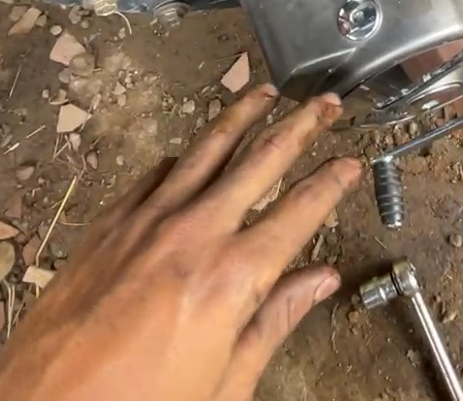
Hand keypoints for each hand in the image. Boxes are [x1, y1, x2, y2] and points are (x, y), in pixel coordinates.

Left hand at [0, 85, 361, 400]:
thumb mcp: (223, 386)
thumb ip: (274, 323)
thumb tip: (322, 280)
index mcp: (232, 278)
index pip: (300, 212)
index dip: (332, 181)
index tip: (351, 161)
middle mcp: (196, 232)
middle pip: (261, 159)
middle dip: (300, 125)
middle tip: (325, 101)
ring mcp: (149, 219)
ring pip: (208, 148)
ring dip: (242, 115)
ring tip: (265, 91)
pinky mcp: (111, 222)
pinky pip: (155, 173)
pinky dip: (181, 157)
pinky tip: (190, 151)